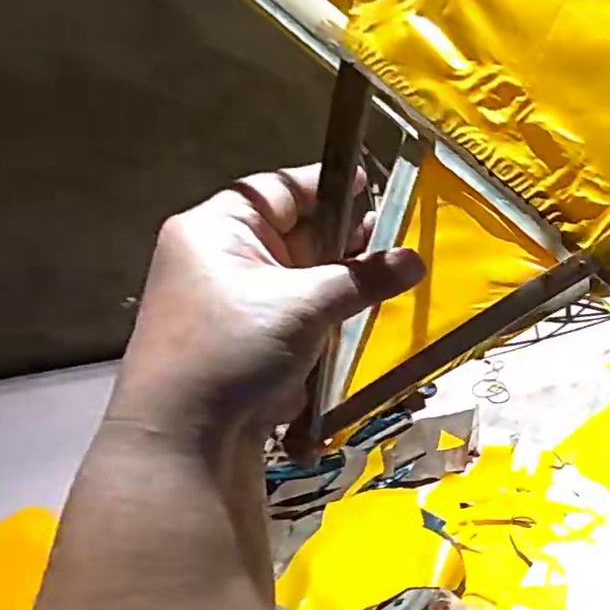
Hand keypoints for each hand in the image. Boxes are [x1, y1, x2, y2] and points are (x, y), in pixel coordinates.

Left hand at [110, 165, 424, 440]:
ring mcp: (251, 295)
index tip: (372, 183)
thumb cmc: (235, 346)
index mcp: (220, 230)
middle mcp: (232, 256)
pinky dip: (347, 301)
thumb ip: (365, 278)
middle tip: (402, 234)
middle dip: (351, 232)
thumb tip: (416, 259)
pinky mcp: (271, 329)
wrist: (194, 426)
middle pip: (302, 229)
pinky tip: (379, 304)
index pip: (278, 190)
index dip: (324, 184)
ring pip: (314, 269)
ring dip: (353, 271)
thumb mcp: (306, 304)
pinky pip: (316, 302)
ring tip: (400, 268)